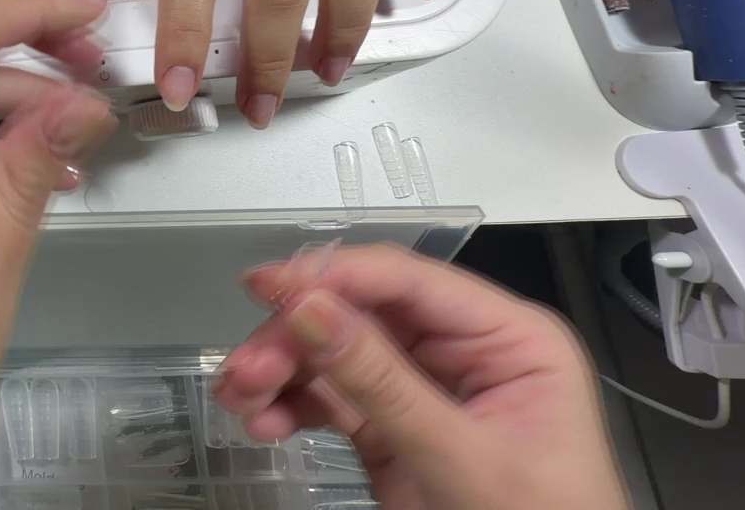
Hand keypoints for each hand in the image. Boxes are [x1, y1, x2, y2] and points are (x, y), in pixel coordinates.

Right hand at [213, 245, 628, 509]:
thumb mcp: (467, 467)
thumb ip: (384, 385)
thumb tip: (307, 308)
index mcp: (505, 337)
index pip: (404, 280)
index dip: (331, 277)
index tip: (266, 287)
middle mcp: (457, 345)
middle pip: (352, 311)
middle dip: (292, 337)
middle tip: (246, 368)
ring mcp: (417, 379)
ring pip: (326, 346)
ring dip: (278, 369)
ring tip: (240, 398)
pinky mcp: (385, 416)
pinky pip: (323, 390)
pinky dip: (286, 401)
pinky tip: (262, 421)